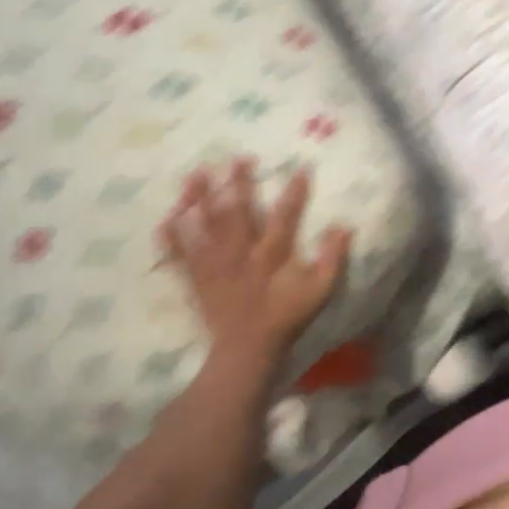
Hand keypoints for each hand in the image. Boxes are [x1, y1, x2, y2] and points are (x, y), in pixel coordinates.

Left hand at [159, 158, 351, 362]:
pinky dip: (171, 236)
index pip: (286, 215)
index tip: (301, 169)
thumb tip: (342, 228)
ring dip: (200, 199)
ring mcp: (214, 264)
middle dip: (238, 184)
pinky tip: (166, 217)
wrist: (248, 349)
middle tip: (237, 159)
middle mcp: (241, 253)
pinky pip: (179, 254)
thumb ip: (332, 258)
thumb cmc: (288, 317)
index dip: (294, 192)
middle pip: (238, 211)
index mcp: (273, 254)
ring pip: (204, 225)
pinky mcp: (196, 278)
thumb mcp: (321, 290)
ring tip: (197, 174)